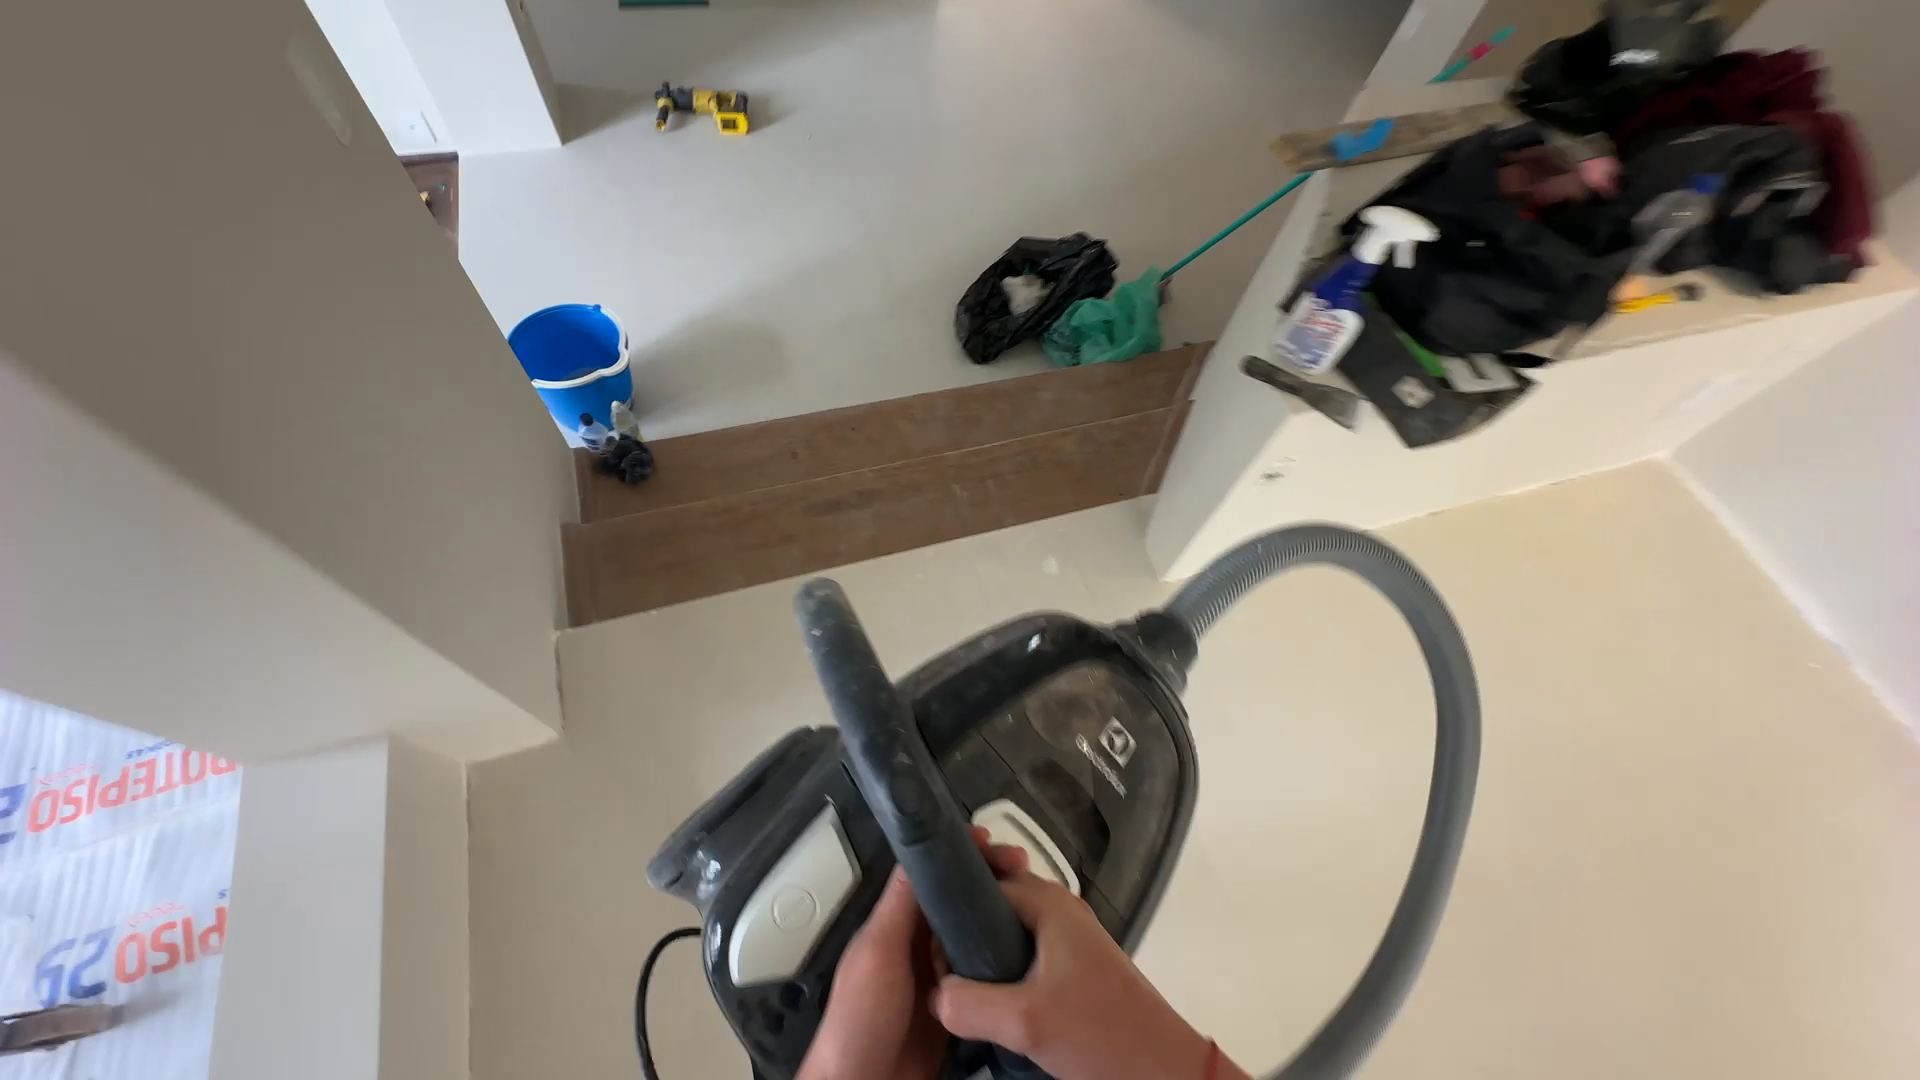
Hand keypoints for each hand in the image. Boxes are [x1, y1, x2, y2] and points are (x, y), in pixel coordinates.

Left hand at [798, 830, 1030, 1079]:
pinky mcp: (954, 1000)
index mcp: (896, 921)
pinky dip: (1001, 953)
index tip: (992, 842)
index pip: (932, 872)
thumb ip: (899, 906)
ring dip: (998, 912)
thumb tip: (918, 854)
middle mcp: (917, 940)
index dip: (962, 853)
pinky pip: (982, 968)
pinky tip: (1023, 948)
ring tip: (1031, 902)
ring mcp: (937, 970)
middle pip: (957, 896)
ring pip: (973, 929)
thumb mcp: (877, 952)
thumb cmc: (858, 1019)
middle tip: (1023, 869)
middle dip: (989, 878)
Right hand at [930, 874, 1251, 1079]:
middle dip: (965, 926)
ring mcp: (1069, 937)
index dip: (953, 904)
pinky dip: (1003, 967)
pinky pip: (1025, 953)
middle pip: (996, 902)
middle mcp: (1058, 909)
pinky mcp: (1074, 966)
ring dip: (984, 950)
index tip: (927, 936)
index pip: (985, 880)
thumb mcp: (1026, 1021)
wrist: (1162, 1067)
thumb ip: (971, 1003)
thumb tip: (937, 992)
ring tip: (956, 982)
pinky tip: (987, 998)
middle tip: (937, 961)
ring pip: (1010, 930)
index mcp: (1048, 903)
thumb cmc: (1100, 1032)